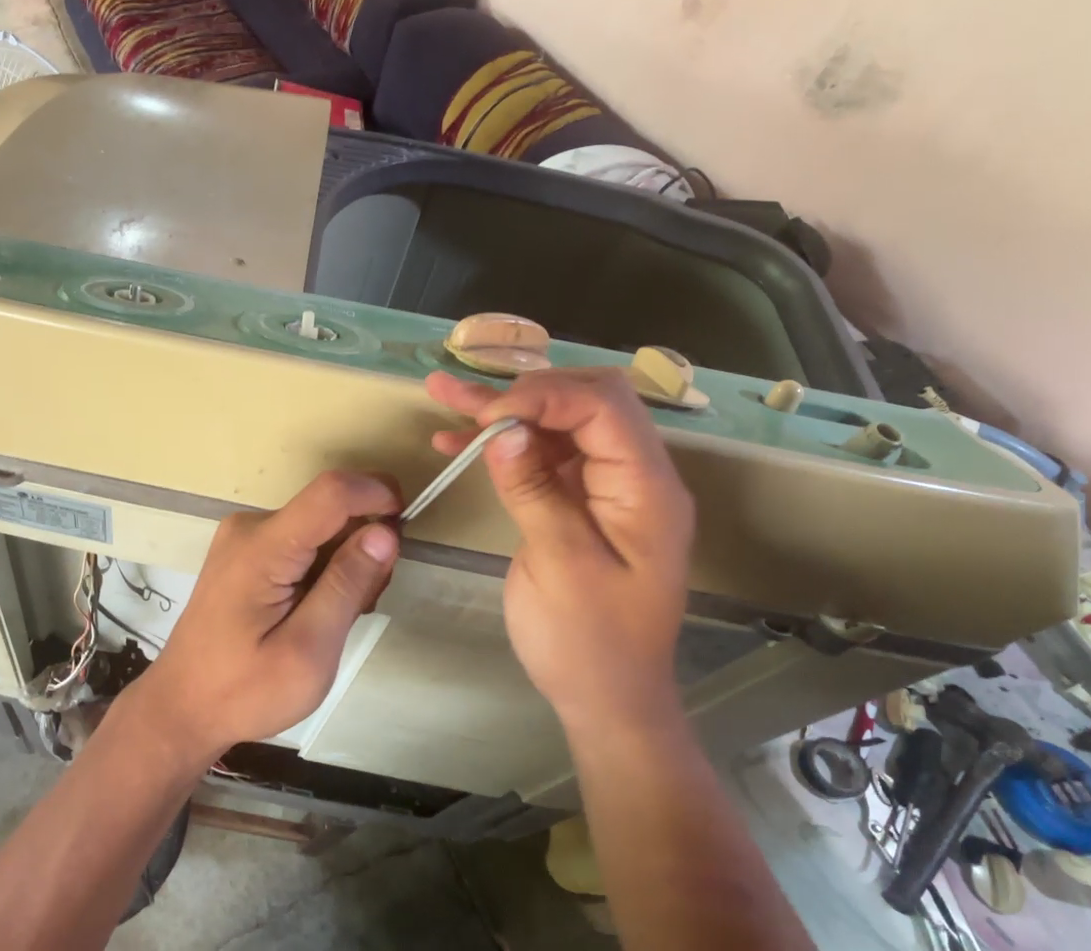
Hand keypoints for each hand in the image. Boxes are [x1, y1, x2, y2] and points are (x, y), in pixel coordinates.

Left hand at [123, 471, 401, 763]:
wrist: (183, 708)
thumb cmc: (245, 691)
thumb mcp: (308, 650)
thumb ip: (347, 586)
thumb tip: (386, 530)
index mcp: (263, 547)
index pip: (331, 492)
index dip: (378, 495)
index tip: (404, 532)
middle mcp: (251, 527)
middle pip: (331, 511)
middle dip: (364, 547)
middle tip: (362, 607)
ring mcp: (245, 538)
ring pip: (321, 528)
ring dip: (344, 565)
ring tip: (333, 620)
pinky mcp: (246, 553)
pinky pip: (302, 542)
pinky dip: (322, 570)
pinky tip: (314, 612)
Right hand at [425, 368, 694, 728]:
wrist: (608, 699)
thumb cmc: (590, 643)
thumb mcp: (559, 567)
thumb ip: (533, 490)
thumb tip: (501, 429)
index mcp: (646, 488)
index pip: (602, 407)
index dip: (543, 396)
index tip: (486, 419)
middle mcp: (635, 476)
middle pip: (587, 401)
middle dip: (525, 391)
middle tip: (467, 403)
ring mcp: (609, 488)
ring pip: (561, 423)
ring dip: (506, 409)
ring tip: (444, 391)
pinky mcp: (582, 502)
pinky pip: (546, 456)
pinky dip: (504, 445)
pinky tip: (456, 440)